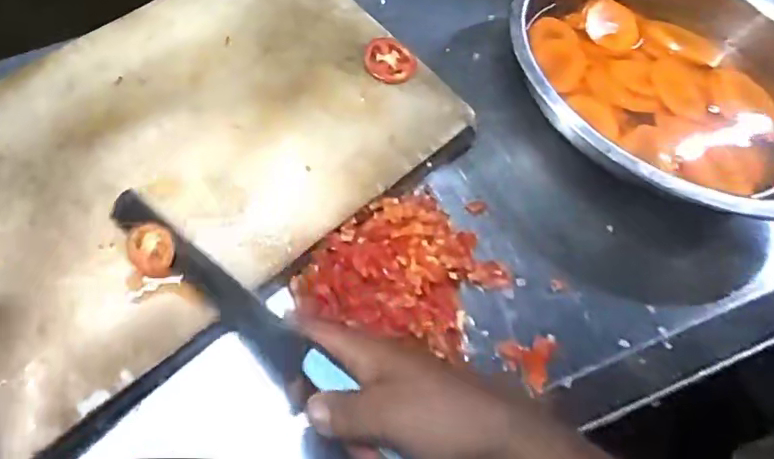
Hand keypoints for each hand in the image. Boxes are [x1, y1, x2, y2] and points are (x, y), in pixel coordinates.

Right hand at [298, 317, 606, 458]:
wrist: (504, 437)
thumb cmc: (439, 415)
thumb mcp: (386, 414)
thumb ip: (343, 409)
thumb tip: (308, 404)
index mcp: (366, 349)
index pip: (319, 329)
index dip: (293, 328)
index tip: (268, 334)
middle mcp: (376, 362)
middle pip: (331, 374)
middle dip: (321, 400)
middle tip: (316, 425)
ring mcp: (395, 387)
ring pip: (352, 404)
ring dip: (351, 429)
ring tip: (365, 450)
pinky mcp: (411, 413)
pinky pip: (376, 422)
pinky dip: (373, 439)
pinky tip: (382, 452)